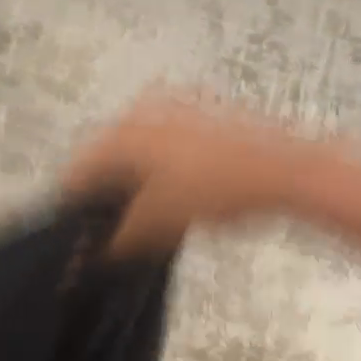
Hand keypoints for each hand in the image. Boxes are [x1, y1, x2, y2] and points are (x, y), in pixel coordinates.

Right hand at [63, 89, 320, 255]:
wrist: (284, 169)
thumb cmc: (216, 189)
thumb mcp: (157, 225)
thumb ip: (120, 240)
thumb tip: (102, 252)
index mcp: (122, 131)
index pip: (79, 171)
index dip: (76, 208)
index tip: (78, 233)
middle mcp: (143, 110)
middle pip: (108, 158)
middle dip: (108, 195)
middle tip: (112, 231)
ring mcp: (177, 107)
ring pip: (140, 152)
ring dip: (136, 184)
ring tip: (147, 220)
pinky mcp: (206, 115)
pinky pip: (169, 147)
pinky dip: (164, 171)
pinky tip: (179, 197)